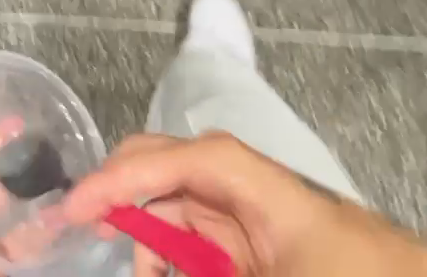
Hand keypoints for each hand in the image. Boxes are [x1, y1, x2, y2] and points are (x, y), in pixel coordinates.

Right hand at [62, 133, 426, 276]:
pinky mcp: (259, 243)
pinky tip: (163, 265)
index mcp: (258, 185)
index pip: (176, 161)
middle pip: (170, 169)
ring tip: (139, 265)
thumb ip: (196, 263)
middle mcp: (250, 187)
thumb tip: (149, 264)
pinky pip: (202, 238)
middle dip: (123, 194)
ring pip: (181, 207)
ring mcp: (255, 215)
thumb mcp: (268, 275)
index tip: (78, 208)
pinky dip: (176, 253)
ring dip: (150, 236)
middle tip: (85, 230)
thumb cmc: (348, 269)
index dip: (121, 178)